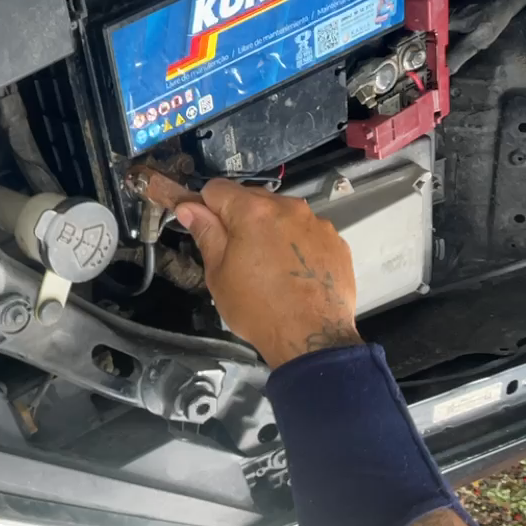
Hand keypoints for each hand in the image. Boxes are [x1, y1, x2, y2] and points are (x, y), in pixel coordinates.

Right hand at [174, 180, 362, 366]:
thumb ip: (206, 234)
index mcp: (253, 212)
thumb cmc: (257, 308)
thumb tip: (189, 208)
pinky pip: (305, 232)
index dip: (204, 206)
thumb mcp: (219, 274)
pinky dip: (294, 243)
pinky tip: (291, 272)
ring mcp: (316, 222)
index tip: (202, 225)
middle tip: (233, 253)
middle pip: (252, 198)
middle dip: (238, 217)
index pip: (217, 188)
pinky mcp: (335, 240)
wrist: (311, 336)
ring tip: (266, 266)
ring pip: (281, 214)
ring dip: (268, 229)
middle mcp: (288, 207)